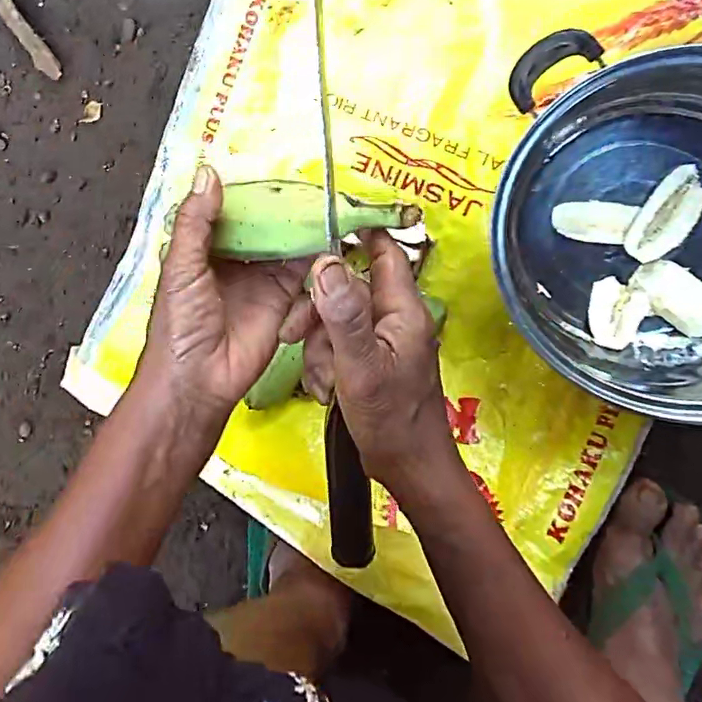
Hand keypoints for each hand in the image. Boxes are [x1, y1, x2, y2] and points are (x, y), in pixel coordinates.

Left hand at [135, 165, 315, 418]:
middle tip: (302, 181)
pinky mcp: (282, 299)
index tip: (266, 169)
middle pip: (262, 225)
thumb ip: (195, 222)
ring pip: (284, 243)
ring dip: (299, 226)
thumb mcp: (181, 267)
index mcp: (203, 249)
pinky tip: (325, 236)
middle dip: (279, 207)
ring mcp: (259, 279)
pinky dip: (313, 256)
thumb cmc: (179, 326)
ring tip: (319, 202)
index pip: (228, 211)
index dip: (245, 192)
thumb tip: (207, 175)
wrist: (198, 380)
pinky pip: (301, 271)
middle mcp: (234, 261)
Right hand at [303, 230, 456, 490]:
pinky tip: (325, 388)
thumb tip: (326, 264)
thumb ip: (344, 315)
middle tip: (294, 334)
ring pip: (335, 317)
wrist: (407, 470)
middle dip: (317, 311)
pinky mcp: (369, 357)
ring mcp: (381, 338)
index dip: (355, 234)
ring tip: (322, 379)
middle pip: (346, 288)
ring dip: (318, 345)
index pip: (383, 250)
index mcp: (402, 309)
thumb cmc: (392, 420)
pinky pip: (336, 343)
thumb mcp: (361, 366)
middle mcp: (393, 316)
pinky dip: (324, 362)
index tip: (317, 231)